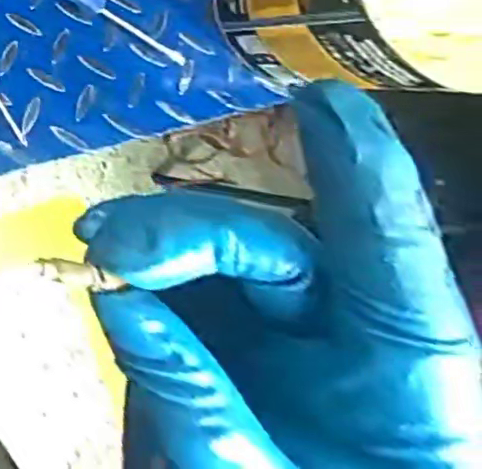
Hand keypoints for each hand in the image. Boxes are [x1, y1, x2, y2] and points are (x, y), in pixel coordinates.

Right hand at [77, 81, 481, 467]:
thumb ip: (189, 395)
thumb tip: (117, 296)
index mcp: (403, 381)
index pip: (395, 265)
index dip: (364, 176)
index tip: (325, 100)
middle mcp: (342, 330)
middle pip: (269, 243)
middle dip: (179, 232)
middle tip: (105, 248)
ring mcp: (273, 315)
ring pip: (210, 236)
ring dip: (145, 235)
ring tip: (92, 254)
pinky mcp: (213, 307)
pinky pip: (168, 255)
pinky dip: (128, 247)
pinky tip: (99, 255)